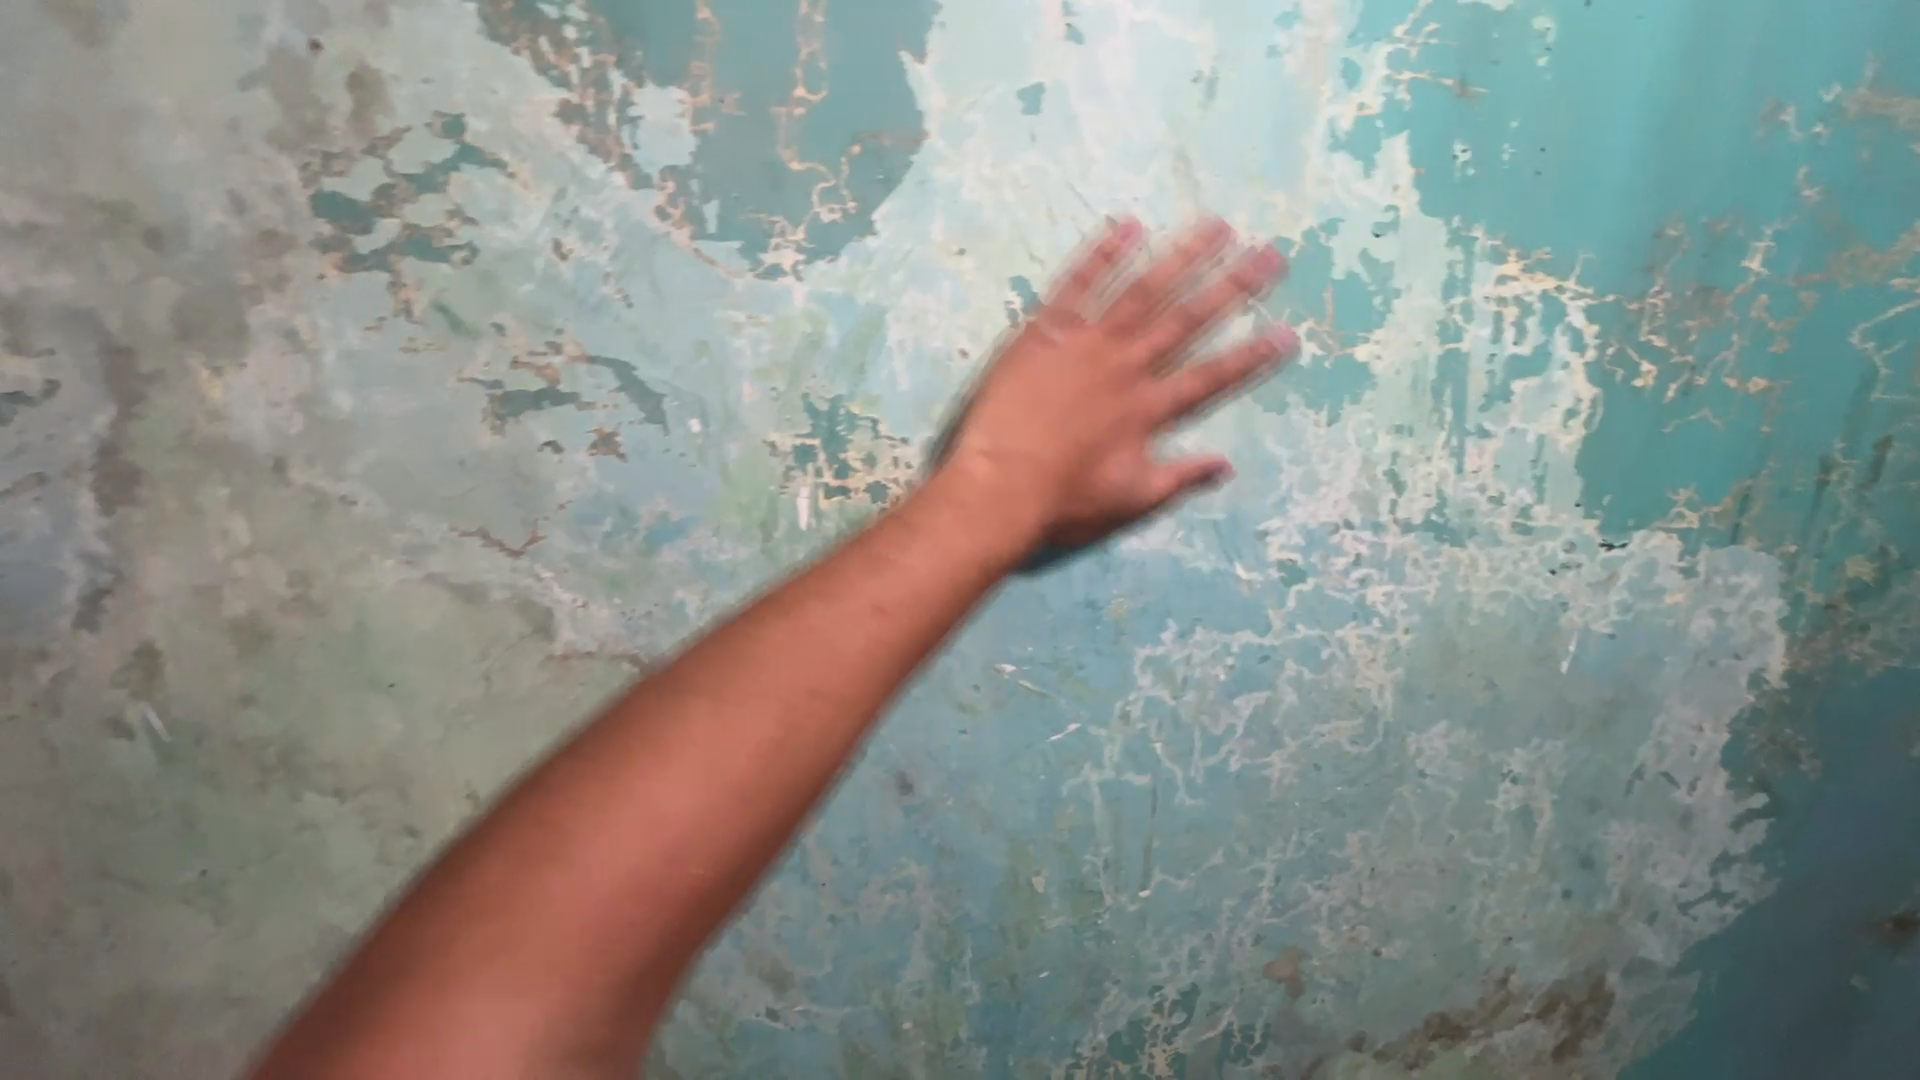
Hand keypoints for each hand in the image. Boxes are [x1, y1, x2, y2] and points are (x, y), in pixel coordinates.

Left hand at [939, 216, 1297, 552]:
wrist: (998, 486)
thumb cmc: (1062, 501)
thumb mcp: (1129, 500)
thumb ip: (1179, 478)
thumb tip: (1226, 466)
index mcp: (1148, 410)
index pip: (1211, 377)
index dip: (1251, 356)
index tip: (1289, 332)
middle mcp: (1126, 367)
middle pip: (1186, 320)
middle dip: (1233, 288)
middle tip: (1271, 254)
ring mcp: (1086, 344)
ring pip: (1142, 291)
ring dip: (1181, 257)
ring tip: (1216, 225)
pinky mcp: (1045, 331)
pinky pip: (1077, 284)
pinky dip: (1102, 254)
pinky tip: (1128, 225)